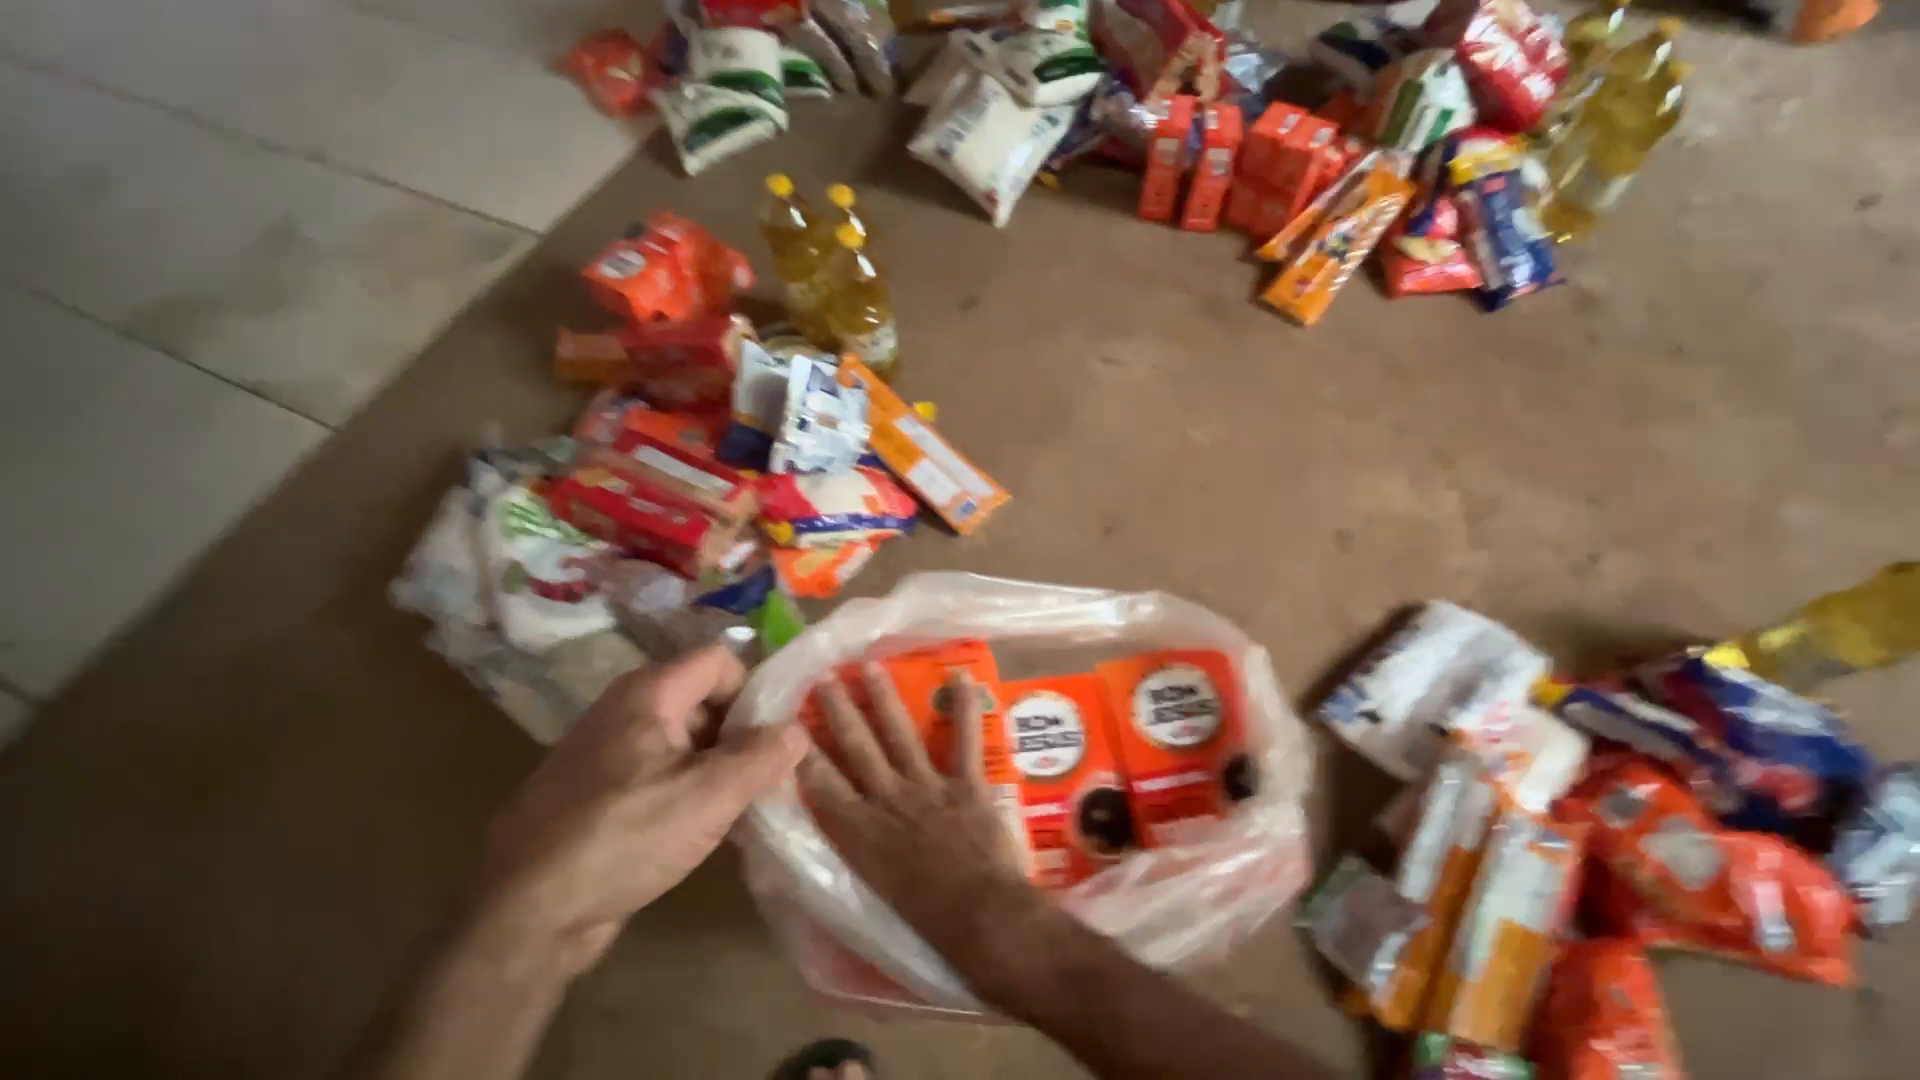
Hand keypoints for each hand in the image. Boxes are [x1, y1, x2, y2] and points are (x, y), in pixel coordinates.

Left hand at [472, 645, 807, 977]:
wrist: (525, 913)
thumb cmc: (622, 838)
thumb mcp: (708, 797)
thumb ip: (761, 757)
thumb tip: (798, 729)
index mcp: (648, 693)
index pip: (720, 660)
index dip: (755, 690)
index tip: (777, 737)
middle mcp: (626, 710)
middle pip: (705, 700)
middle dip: (743, 735)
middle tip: (771, 779)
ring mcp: (610, 752)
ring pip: (686, 742)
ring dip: (721, 769)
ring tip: (748, 810)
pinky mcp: (602, 792)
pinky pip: (662, 774)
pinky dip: (692, 792)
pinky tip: (710, 831)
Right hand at [800, 663, 1044, 988]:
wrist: (979, 918)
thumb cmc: (922, 919)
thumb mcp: (868, 889)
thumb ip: (850, 851)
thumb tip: (832, 828)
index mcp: (859, 830)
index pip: (821, 782)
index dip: (802, 751)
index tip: (787, 721)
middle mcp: (888, 799)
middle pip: (857, 746)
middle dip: (838, 709)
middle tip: (824, 676)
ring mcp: (928, 788)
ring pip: (900, 734)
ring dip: (884, 698)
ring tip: (870, 666)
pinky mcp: (966, 785)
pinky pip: (965, 741)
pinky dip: (965, 709)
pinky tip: (961, 678)